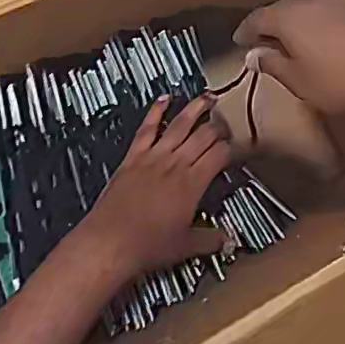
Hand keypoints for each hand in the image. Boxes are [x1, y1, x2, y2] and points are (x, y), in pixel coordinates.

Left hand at [73, 94, 232, 279]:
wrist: (108, 244)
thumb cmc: (147, 246)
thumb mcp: (186, 245)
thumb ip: (210, 240)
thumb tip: (227, 240)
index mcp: (193, 182)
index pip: (221, 154)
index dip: (232, 149)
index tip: (236, 150)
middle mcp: (177, 163)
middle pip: (205, 134)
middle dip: (219, 127)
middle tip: (226, 126)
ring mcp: (155, 156)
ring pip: (181, 124)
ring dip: (196, 108)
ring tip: (208, 97)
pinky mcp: (134, 157)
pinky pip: (148, 128)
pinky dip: (156, 111)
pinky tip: (164, 99)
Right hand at [233, 0, 344, 123]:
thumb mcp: (301, 82)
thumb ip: (274, 64)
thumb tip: (256, 53)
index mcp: (290, 15)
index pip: (258, 17)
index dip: (246, 31)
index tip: (240, 42)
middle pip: (285, 7)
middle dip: (273, 23)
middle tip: (267, 42)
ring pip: (312, 7)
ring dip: (301, 21)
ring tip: (299, 42)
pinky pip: (336, 10)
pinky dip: (326, 23)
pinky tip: (332, 40)